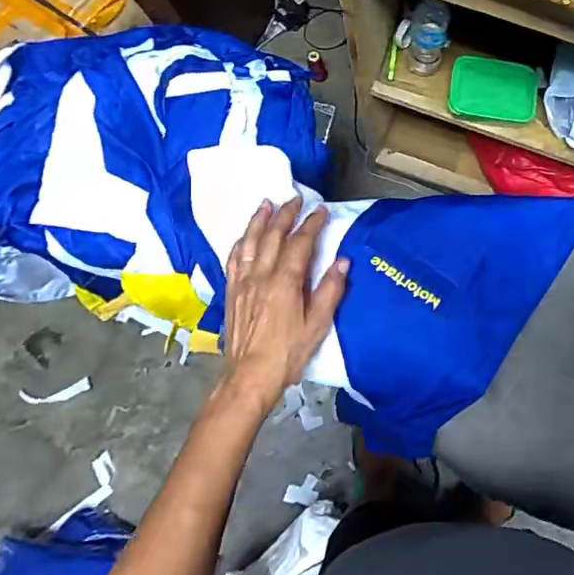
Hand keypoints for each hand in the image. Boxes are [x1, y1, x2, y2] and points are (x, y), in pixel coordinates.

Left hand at [221, 198, 348, 412]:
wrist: (249, 375)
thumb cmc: (289, 351)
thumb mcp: (318, 323)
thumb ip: (331, 290)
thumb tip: (341, 261)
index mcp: (285, 283)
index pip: (300, 244)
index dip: (311, 225)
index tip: (321, 210)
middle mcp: (260, 277)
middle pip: (272, 237)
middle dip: (285, 215)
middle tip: (294, 198)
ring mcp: (242, 284)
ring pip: (249, 244)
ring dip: (259, 222)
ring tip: (266, 205)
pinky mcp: (232, 293)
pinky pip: (234, 260)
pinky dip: (240, 243)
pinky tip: (244, 236)